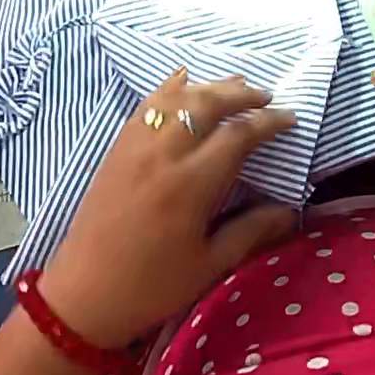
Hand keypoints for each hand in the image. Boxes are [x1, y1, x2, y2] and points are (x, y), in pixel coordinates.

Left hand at [37, 71, 297, 349]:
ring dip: (209, 86)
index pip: (238, 135)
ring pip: (177, 98)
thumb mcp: (210, 264)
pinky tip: (183, 78)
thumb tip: (291, 210)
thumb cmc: (152, 286)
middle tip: (266, 95)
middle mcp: (164, 155)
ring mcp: (136, 147)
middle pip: (207, 104)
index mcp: (191, 185)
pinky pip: (146, 106)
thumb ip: (251, 229)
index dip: (269, 122)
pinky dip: (168, 87)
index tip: (290, 119)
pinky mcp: (118, 148)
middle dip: (241, 94)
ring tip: (234, 84)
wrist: (83, 296)